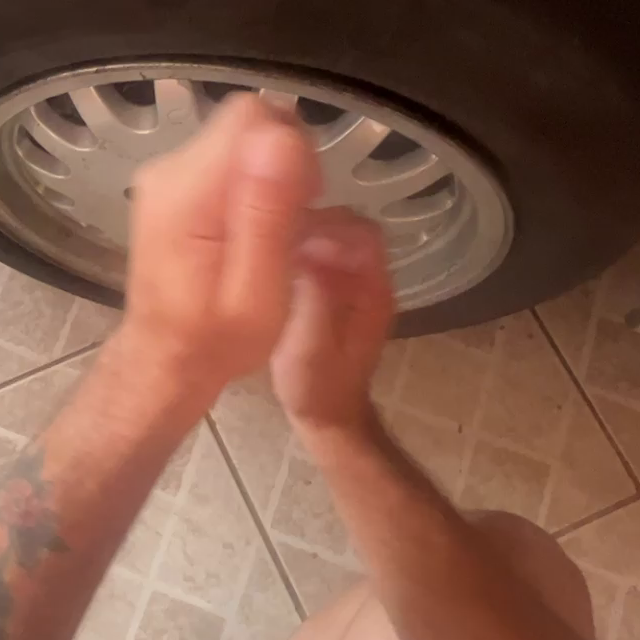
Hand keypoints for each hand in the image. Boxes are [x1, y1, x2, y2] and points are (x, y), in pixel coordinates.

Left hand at [113, 95, 321, 409]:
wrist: (167, 357)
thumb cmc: (216, 340)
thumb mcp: (257, 293)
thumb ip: (267, 213)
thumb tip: (280, 137)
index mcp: (186, 192)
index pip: (253, 118)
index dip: (293, 151)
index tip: (305, 201)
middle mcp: (167, 171)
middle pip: (246, 123)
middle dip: (284, 163)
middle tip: (290, 225)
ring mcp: (164, 176)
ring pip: (239, 139)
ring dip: (269, 176)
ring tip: (271, 234)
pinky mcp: (170, 186)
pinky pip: (226, 160)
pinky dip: (251, 185)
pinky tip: (251, 231)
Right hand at [270, 208, 394, 432]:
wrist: (325, 416)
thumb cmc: (317, 387)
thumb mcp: (309, 345)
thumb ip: (312, 296)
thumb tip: (305, 246)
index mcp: (372, 289)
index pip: (363, 232)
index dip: (327, 223)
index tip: (288, 229)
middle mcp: (368, 281)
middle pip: (348, 228)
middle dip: (312, 223)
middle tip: (271, 231)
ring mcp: (353, 286)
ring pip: (333, 239)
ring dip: (303, 234)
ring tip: (267, 241)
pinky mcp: (334, 293)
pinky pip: (321, 258)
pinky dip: (298, 251)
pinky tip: (271, 260)